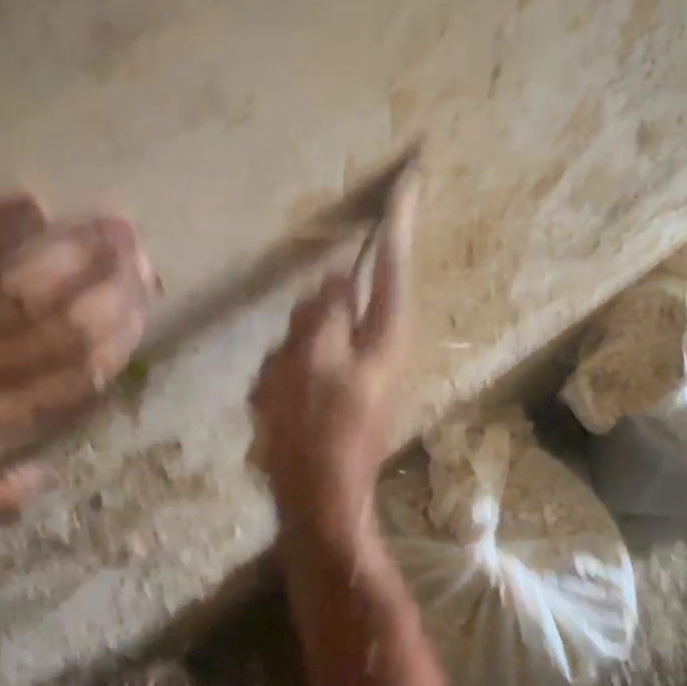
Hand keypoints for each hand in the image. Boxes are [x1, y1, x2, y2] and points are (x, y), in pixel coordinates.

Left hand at [0, 194, 151, 557]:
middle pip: (55, 331)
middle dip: (109, 290)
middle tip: (143, 255)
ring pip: (12, 294)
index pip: (69, 382)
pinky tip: (28, 203)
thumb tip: (53, 474)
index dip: (115, 342)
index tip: (144, 309)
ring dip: (70, 257)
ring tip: (114, 226)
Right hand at [250, 181, 417, 542]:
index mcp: (385, 336)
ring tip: (279, 404)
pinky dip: (281, 391)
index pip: (391, 264)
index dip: (397, 223)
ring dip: (283, 367)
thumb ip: (326, 312)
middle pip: (334, 305)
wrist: (317, 505)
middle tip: (289, 366)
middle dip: (302, 328)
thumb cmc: (317, 432)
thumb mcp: (314, 361)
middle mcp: (376, 352)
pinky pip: (297, 375)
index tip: (410, 181)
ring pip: (306, 342)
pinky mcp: (331, 401)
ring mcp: (352, 378)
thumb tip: (338, 278)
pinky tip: (276, 418)